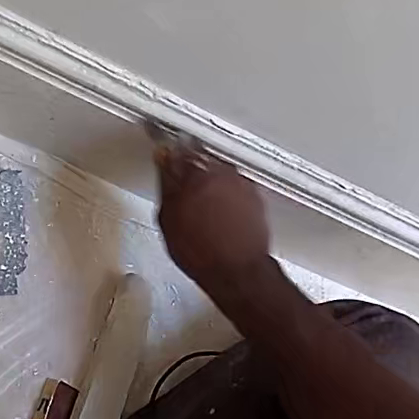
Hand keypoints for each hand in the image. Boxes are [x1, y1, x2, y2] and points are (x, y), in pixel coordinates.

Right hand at [154, 138, 272, 291]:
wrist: (237, 270)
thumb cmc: (202, 251)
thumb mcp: (168, 219)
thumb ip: (165, 187)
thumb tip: (163, 166)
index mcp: (193, 174)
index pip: (176, 148)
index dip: (167, 148)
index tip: (162, 150)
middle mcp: (220, 172)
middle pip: (200, 156)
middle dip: (188, 164)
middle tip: (179, 179)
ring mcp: (240, 183)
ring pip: (219, 170)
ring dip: (208, 178)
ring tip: (199, 201)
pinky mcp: (256, 197)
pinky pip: (235, 186)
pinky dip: (225, 193)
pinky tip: (217, 211)